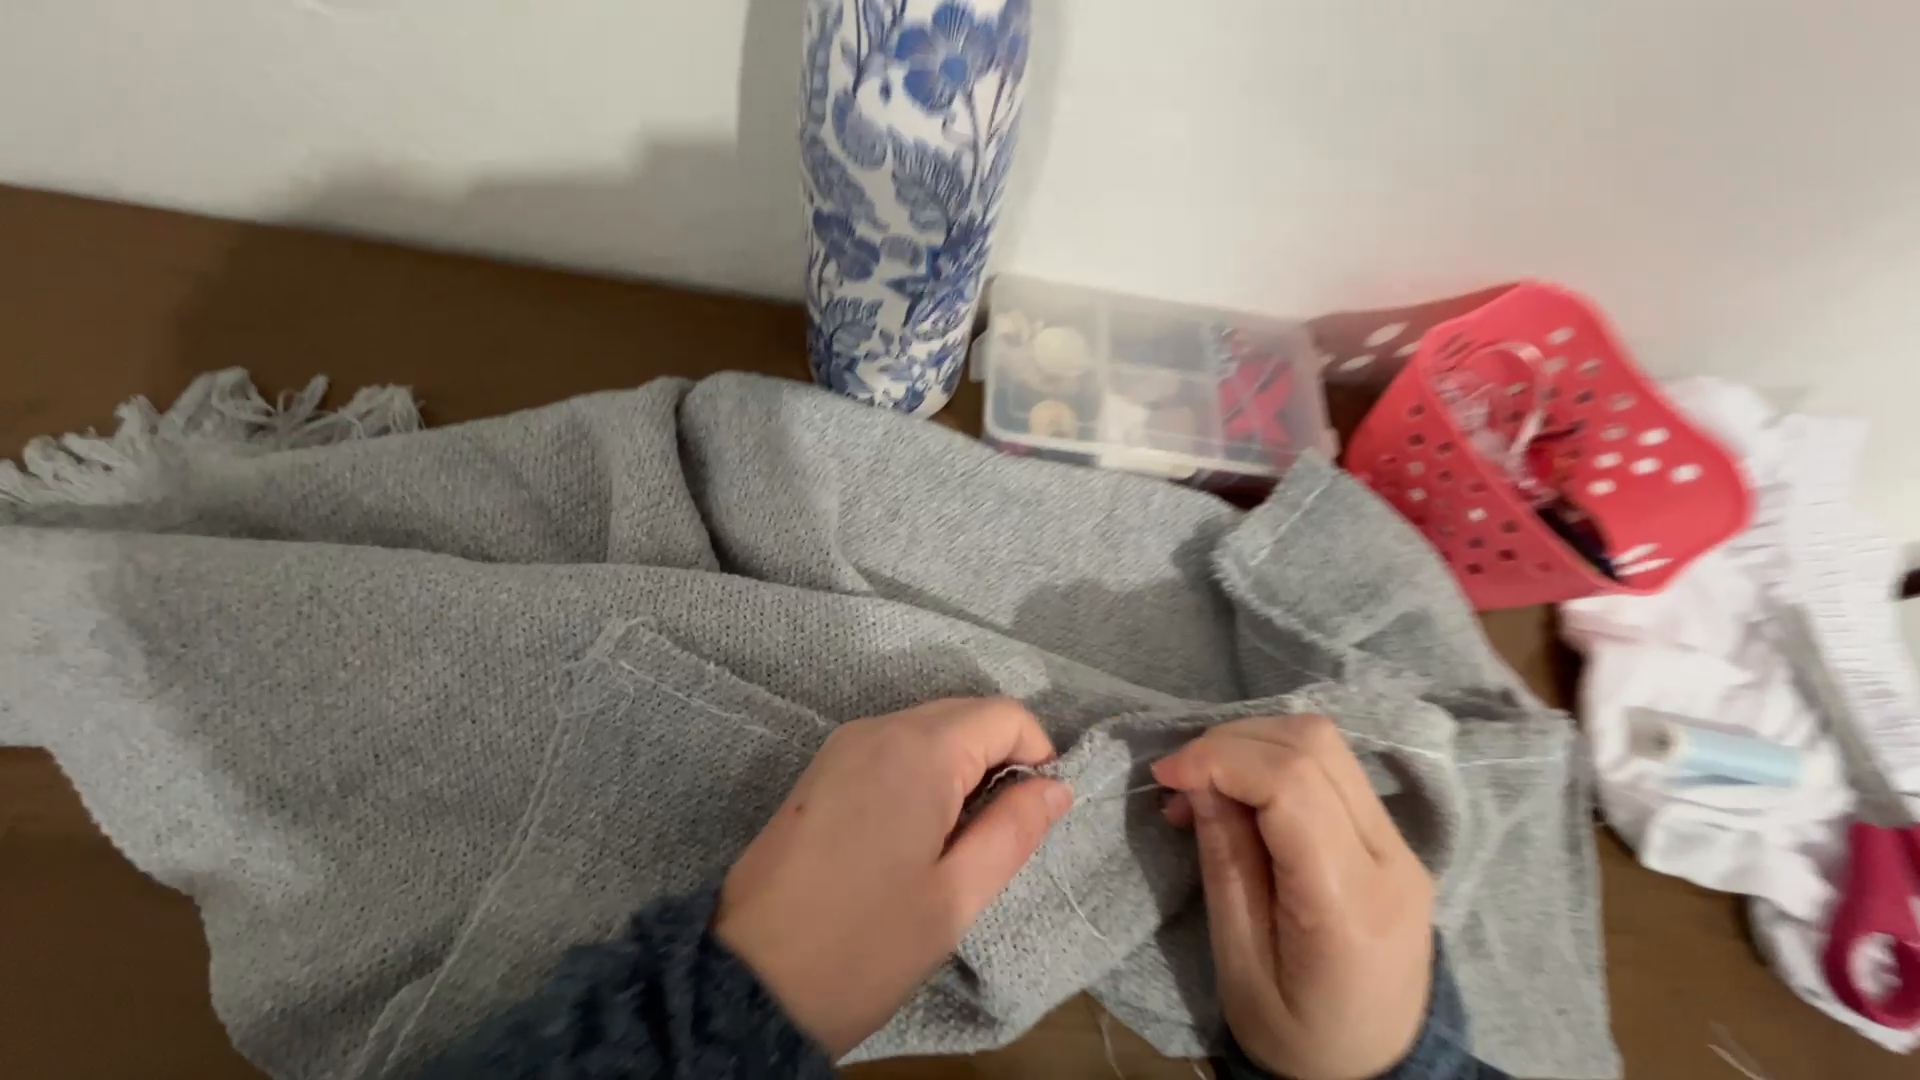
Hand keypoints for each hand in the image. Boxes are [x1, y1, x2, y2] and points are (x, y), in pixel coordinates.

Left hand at [713, 697, 1071, 1056]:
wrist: (748, 977)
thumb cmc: (864, 943)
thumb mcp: (956, 897)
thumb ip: (1015, 830)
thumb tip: (1055, 786)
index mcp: (919, 750)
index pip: (1004, 714)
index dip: (1037, 753)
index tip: (1035, 811)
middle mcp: (880, 727)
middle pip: (966, 713)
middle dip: (998, 758)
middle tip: (997, 831)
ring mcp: (845, 743)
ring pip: (930, 727)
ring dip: (960, 766)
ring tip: (954, 838)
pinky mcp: (823, 766)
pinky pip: (894, 745)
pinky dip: (923, 770)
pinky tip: (913, 830)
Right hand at [1152, 715, 1434, 1079]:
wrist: (1380, 1071)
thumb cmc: (1297, 1035)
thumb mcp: (1240, 966)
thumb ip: (1224, 863)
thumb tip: (1198, 782)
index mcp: (1351, 902)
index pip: (1291, 784)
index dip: (1219, 759)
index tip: (1166, 775)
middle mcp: (1391, 857)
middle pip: (1313, 744)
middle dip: (1230, 742)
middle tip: (1181, 779)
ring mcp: (1400, 841)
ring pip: (1323, 741)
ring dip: (1251, 743)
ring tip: (1206, 784)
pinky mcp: (1391, 835)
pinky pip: (1330, 765)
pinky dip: (1272, 758)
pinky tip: (1240, 791)